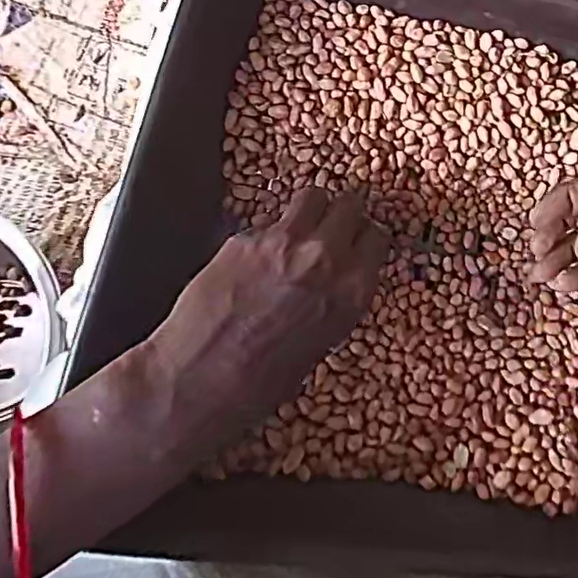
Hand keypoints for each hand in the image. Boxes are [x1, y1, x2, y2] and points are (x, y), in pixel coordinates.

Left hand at [142, 187, 389, 426]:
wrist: (201, 380)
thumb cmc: (261, 381)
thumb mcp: (321, 344)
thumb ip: (334, 299)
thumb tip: (331, 279)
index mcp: (352, 291)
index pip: (377, 238)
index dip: (364, 238)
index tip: (357, 241)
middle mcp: (324, 258)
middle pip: (349, 206)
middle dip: (342, 213)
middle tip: (331, 225)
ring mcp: (283, 242)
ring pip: (313, 197)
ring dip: (311, 209)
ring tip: (299, 226)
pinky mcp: (245, 237)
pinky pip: (268, 221)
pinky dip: (268, 234)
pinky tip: (254, 259)